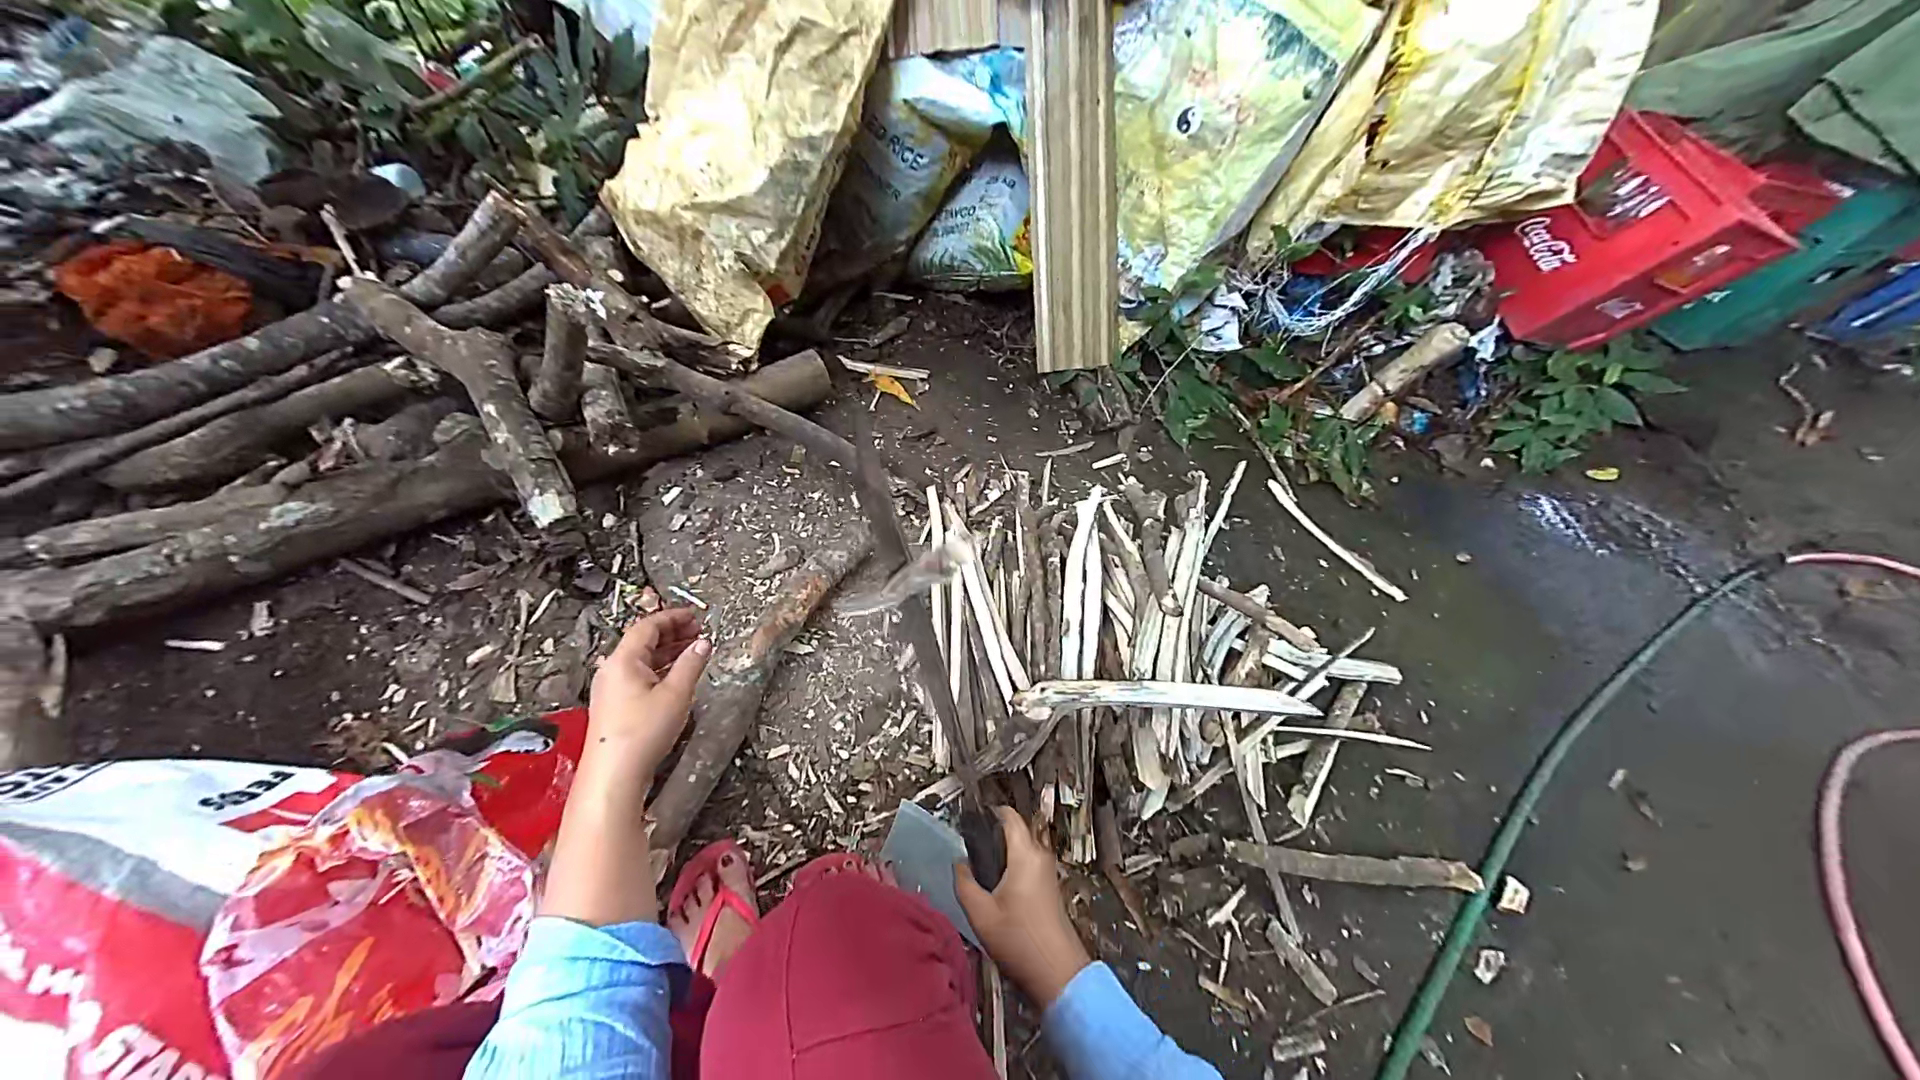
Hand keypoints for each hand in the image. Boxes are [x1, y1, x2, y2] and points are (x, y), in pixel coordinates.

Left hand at [586, 608, 711, 772]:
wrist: (614, 775)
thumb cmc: (642, 732)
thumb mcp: (677, 694)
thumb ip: (691, 663)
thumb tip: (703, 644)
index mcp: (623, 660)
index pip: (648, 626)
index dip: (673, 617)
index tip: (694, 616)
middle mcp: (612, 670)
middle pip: (642, 641)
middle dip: (671, 633)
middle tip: (697, 631)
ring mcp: (611, 689)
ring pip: (641, 659)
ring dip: (667, 651)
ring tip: (692, 651)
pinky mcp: (614, 706)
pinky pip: (638, 675)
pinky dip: (659, 668)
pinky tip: (676, 676)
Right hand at [954, 806, 1091, 1008]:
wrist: (1057, 974)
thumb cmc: (1019, 940)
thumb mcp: (980, 913)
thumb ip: (964, 883)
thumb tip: (959, 864)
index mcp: (1025, 854)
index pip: (1010, 816)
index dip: (991, 811)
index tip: (972, 818)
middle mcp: (1040, 856)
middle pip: (1016, 831)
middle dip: (994, 834)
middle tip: (971, 846)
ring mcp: (1048, 872)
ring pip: (1023, 849)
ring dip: (1003, 853)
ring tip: (980, 867)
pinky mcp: (1050, 888)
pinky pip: (1028, 864)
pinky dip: (1013, 866)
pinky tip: (997, 887)